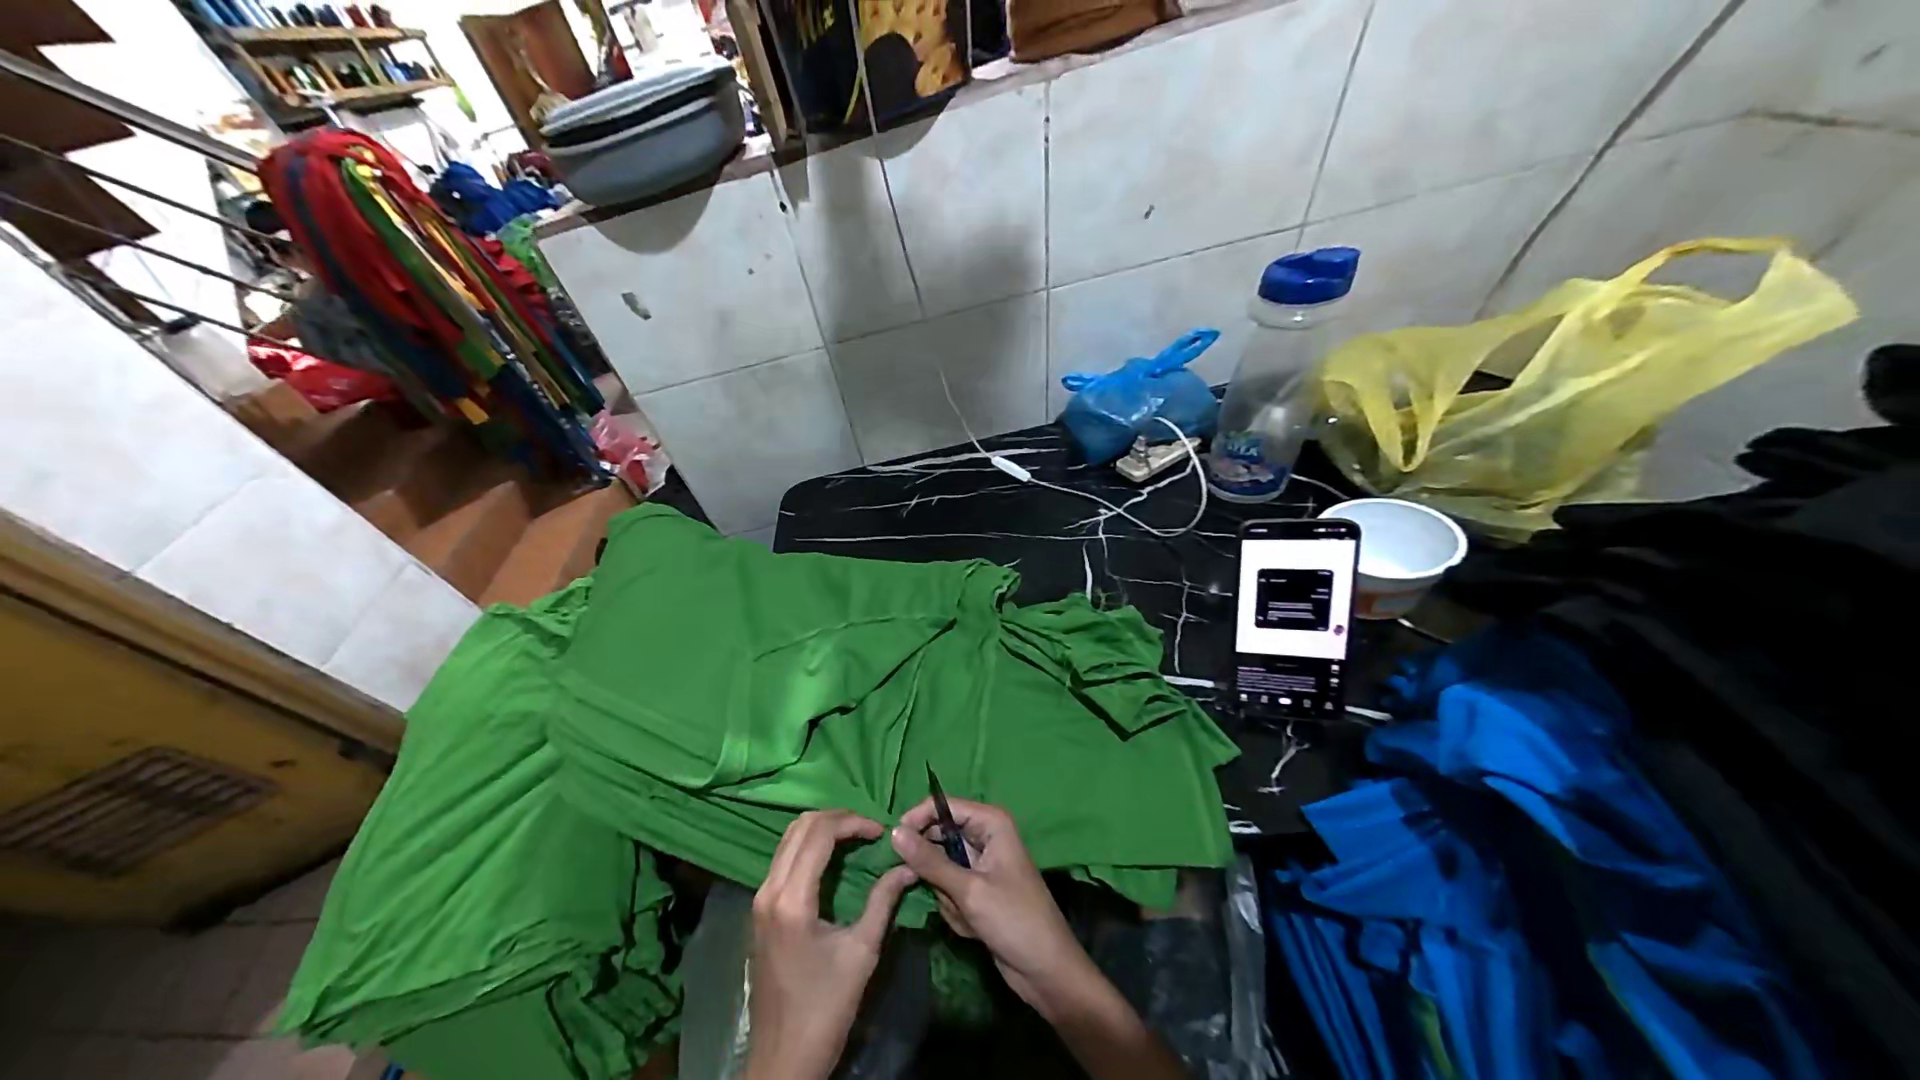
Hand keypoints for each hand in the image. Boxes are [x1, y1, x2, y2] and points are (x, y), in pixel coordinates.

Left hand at [745, 811, 917, 1079]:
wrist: (783, 1058)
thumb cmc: (826, 1008)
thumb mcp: (862, 952)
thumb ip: (882, 901)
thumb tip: (907, 867)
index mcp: (791, 899)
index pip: (819, 833)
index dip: (853, 822)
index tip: (881, 832)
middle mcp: (768, 891)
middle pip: (799, 827)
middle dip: (837, 819)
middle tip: (869, 830)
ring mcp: (759, 900)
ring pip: (787, 839)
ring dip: (821, 830)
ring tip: (855, 838)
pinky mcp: (760, 910)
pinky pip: (783, 859)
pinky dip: (808, 847)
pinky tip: (833, 859)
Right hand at [889, 797, 1100, 1017]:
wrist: (1046, 971)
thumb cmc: (1014, 921)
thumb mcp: (968, 891)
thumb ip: (929, 861)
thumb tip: (894, 832)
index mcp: (991, 822)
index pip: (941, 806)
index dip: (916, 820)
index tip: (892, 843)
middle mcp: (985, 835)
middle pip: (938, 837)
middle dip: (935, 870)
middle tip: (943, 893)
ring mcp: (981, 863)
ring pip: (940, 868)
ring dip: (947, 896)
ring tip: (969, 915)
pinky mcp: (977, 889)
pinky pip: (949, 889)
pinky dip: (955, 909)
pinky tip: (974, 928)